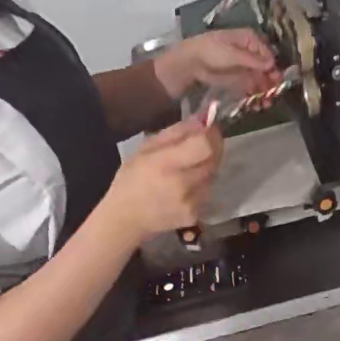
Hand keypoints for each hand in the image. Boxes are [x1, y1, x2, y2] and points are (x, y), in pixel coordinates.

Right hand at [98, 119, 224, 240]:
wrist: (127, 219)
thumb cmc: (132, 179)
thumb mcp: (146, 148)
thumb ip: (175, 134)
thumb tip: (201, 121)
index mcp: (166, 164)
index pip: (203, 146)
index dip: (211, 135)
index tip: (209, 128)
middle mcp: (181, 185)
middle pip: (212, 161)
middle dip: (212, 149)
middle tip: (202, 144)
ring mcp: (189, 203)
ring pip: (212, 177)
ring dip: (206, 168)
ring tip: (190, 167)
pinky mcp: (193, 216)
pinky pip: (205, 194)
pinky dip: (200, 186)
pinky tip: (185, 187)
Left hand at [153, 29, 280, 99]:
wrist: (191, 64)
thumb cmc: (211, 52)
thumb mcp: (232, 54)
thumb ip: (252, 60)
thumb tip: (271, 64)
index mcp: (248, 40)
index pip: (266, 53)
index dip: (272, 65)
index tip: (277, 78)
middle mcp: (248, 54)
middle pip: (264, 69)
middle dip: (270, 82)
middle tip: (273, 95)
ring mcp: (243, 69)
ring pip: (258, 80)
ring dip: (263, 92)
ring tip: (266, 105)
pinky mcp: (236, 82)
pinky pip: (249, 89)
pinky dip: (254, 97)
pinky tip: (257, 106)